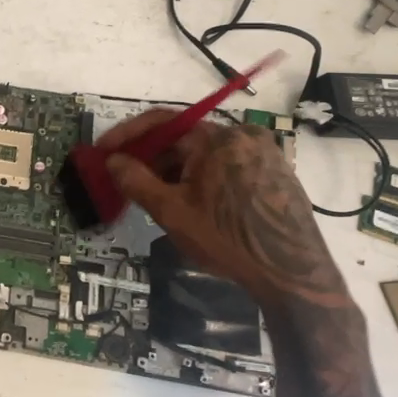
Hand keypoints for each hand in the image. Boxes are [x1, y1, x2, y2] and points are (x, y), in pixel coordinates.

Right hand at [97, 110, 349, 311]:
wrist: (293, 275)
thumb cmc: (227, 239)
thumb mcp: (171, 211)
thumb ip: (135, 180)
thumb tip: (112, 160)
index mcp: (218, 138)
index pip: (162, 121)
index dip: (127, 134)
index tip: (104, 151)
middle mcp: (244, 136)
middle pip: (184, 137)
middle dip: (151, 156)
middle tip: (126, 177)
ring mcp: (265, 154)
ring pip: (205, 153)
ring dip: (175, 169)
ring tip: (155, 195)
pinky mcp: (276, 173)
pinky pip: (226, 164)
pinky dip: (201, 176)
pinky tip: (190, 201)